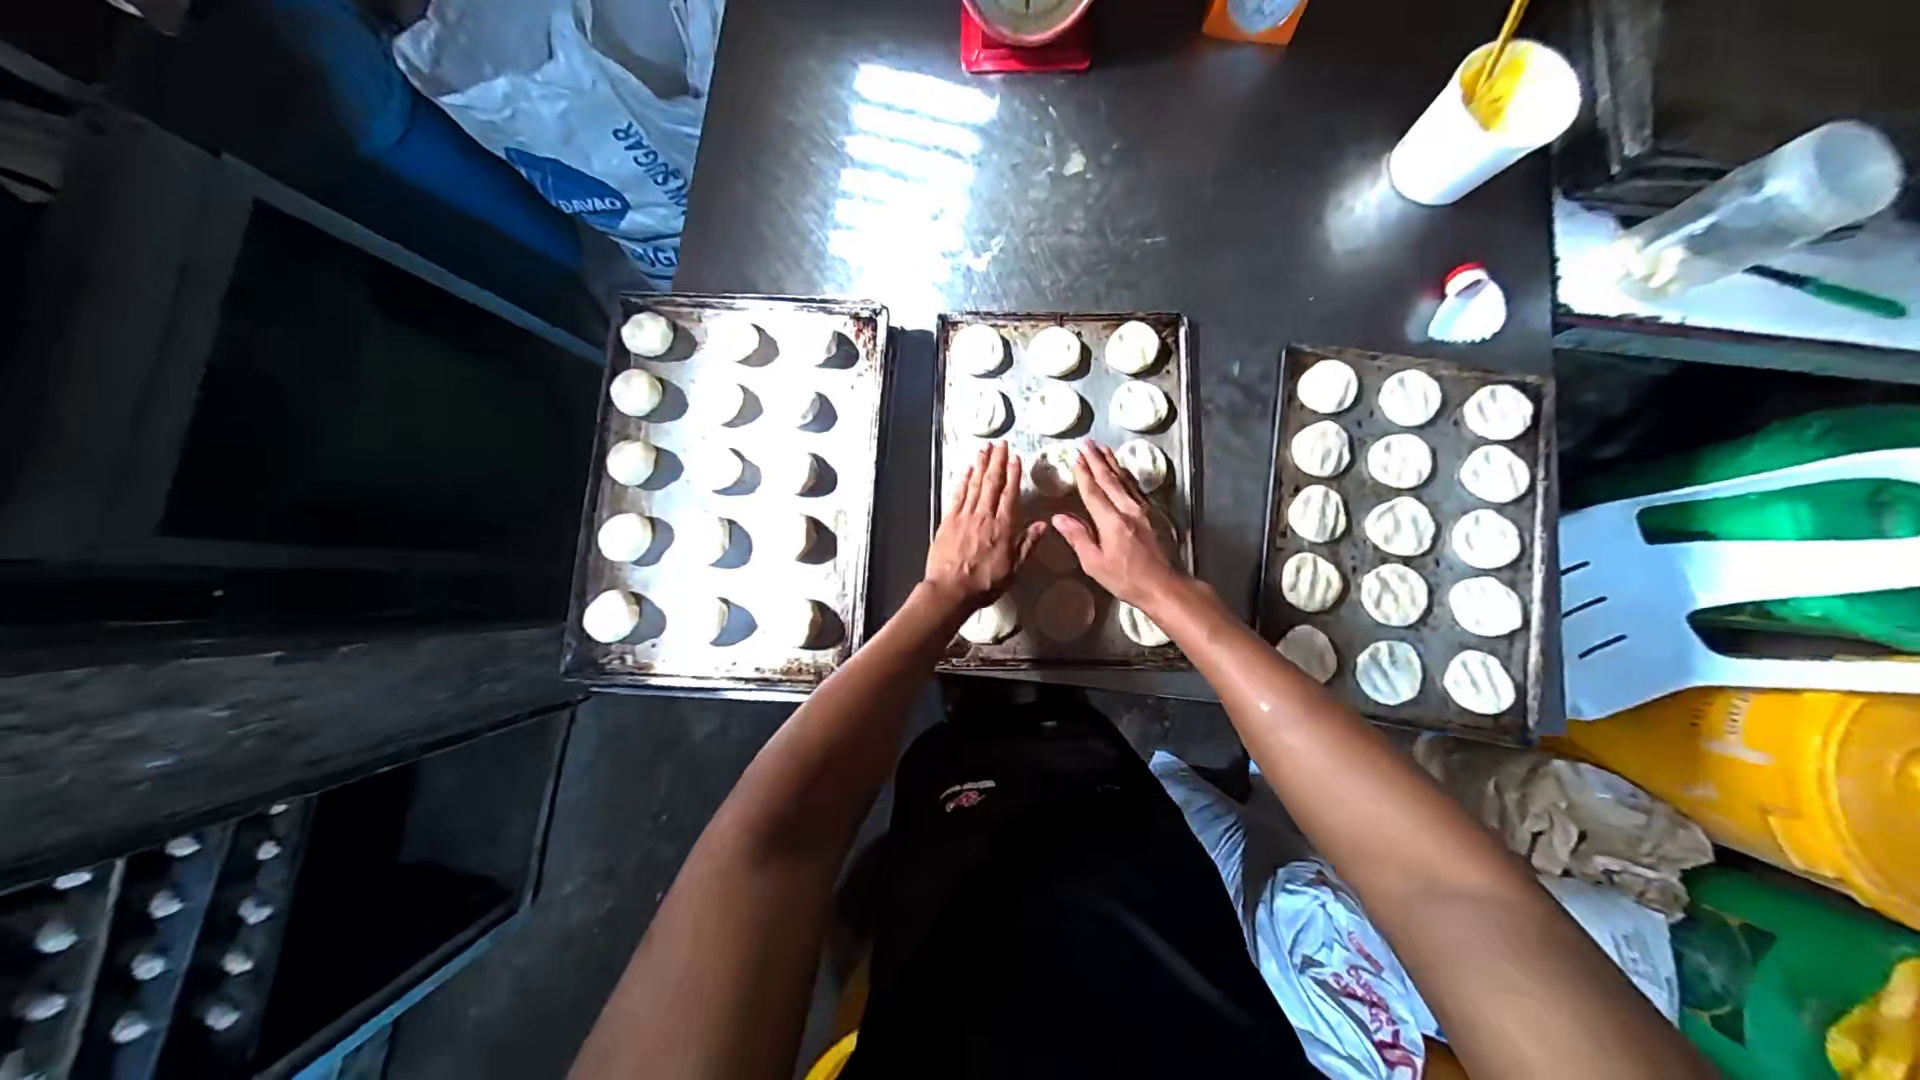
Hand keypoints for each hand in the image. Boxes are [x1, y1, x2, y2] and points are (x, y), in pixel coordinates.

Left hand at [924, 441, 1047, 613]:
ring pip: (974, 484)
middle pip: (992, 482)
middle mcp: (984, 516)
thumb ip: (1028, 544)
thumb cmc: (985, 584)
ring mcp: (964, 516)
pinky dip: (963, 480)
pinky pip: (958, 495)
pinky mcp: (948, 520)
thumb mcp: (1014, 569)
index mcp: (1003, 527)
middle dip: (997, 461)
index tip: (1015, 458)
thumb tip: (1043, 524)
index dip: (1013, 474)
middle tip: (1001, 443)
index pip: (1010, 494)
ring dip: (981, 464)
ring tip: (985, 448)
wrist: (950, 590)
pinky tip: (967, 469)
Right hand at [1051, 441, 1187, 611]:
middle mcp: (1129, 510)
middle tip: (1087, 443)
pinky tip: (1124, 472)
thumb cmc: (1127, 580)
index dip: (1083, 474)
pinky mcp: (1156, 515)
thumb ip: (1078, 537)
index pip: (1093, 492)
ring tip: (1103, 449)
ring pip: (1126, 480)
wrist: (1167, 586)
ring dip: (1113, 463)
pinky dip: (1127, 476)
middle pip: (1110, 479)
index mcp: (1112, 522)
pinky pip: (1137, 489)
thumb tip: (1058, 517)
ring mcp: (1146, 510)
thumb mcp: (1095, 564)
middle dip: (1097, 460)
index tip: (1075, 458)